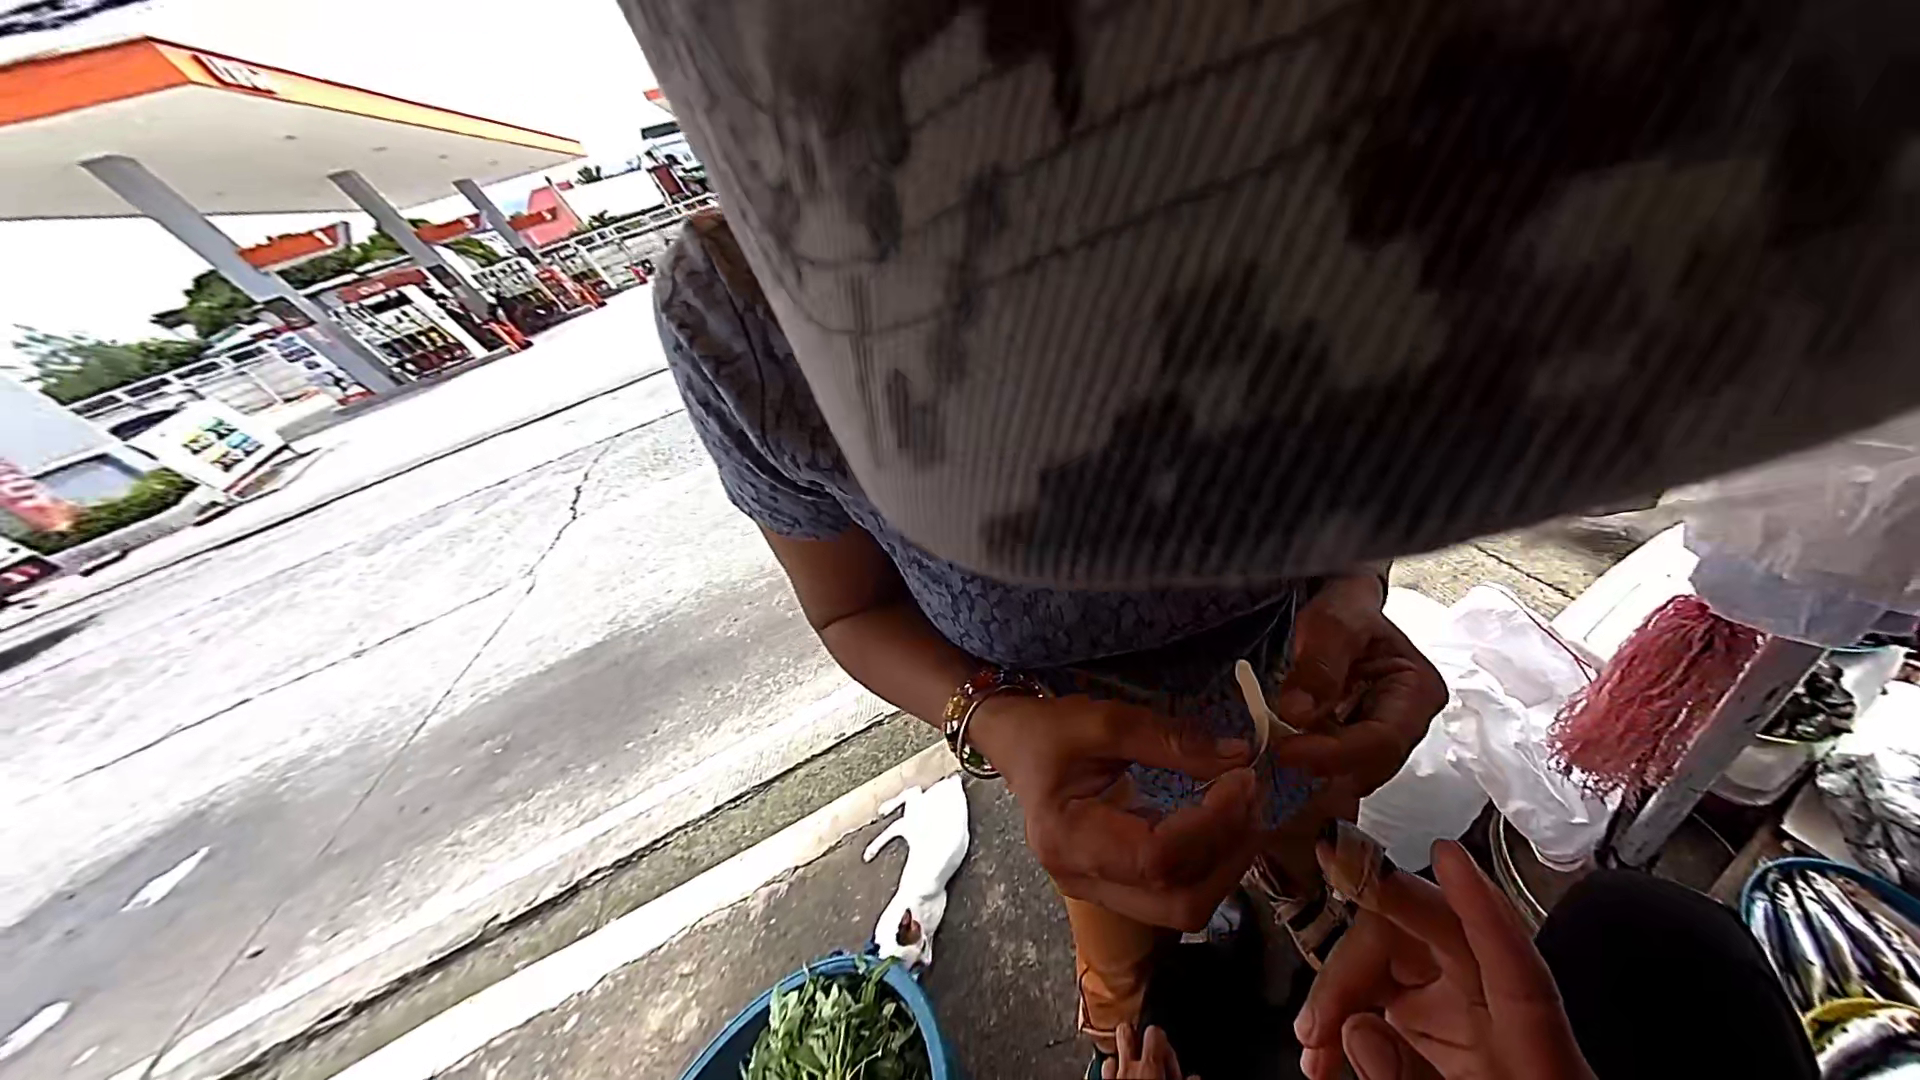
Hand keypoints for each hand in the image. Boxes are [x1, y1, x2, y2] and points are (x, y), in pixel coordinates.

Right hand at [968, 693, 1261, 930]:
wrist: (1014, 743)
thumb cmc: (1047, 729)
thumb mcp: (1102, 721)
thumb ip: (1169, 740)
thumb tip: (1238, 756)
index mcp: (1066, 838)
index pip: (1156, 856)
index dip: (1210, 824)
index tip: (1242, 778)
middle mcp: (1080, 878)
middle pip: (1177, 901)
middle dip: (1229, 855)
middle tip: (1252, 800)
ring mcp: (1095, 888)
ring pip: (1181, 907)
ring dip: (1224, 864)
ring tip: (1243, 812)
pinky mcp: (1111, 883)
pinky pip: (1171, 892)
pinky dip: (1206, 864)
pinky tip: (1218, 825)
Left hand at [1104, 1022, 1194, 1079]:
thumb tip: (1195, 1076)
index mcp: (1149, 1065)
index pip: (1155, 1032)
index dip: (1163, 1041)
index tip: (1170, 1056)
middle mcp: (1128, 1065)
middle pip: (1126, 1030)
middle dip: (1135, 1035)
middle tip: (1148, 1051)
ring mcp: (1112, 1074)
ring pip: (1113, 1049)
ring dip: (1122, 1055)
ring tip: (1134, 1065)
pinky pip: (1104, 1069)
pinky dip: (1112, 1070)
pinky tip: (1119, 1076)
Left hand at [1271, 574, 1445, 796]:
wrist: (1341, 604)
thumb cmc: (1344, 608)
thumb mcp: (1331, 625)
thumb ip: (1318, 667)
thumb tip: (1296, 713)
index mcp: (1417, 692)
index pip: (1381, 739)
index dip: (1334, 753)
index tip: (1286, 752)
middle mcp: (1407, 721)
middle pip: (1370, 763)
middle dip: (1323, 771)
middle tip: (1272, 765)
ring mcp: (1382, 731)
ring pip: (1354, 770)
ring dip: (1315, 776)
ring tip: (1271, 772)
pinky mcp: (1355, 735)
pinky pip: (1336, 762)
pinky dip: (1309, 767)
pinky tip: (1279, 767)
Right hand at [1295, 839, 1595, 1079]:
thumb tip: (1356, 1028)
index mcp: (1535, 1051)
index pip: (1515, 969)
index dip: (1482, 908)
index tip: (1447, 853)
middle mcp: (1495, 1012)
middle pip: (1427, 942)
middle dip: (1360, 948)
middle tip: (1324, 943)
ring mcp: (1457, 1010)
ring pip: (1387, 954)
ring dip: (1338, 986)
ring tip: (1312, 1040)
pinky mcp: (1423, 1016)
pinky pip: (1372, 985)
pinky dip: (1338, 1006)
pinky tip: (1319, 1046)